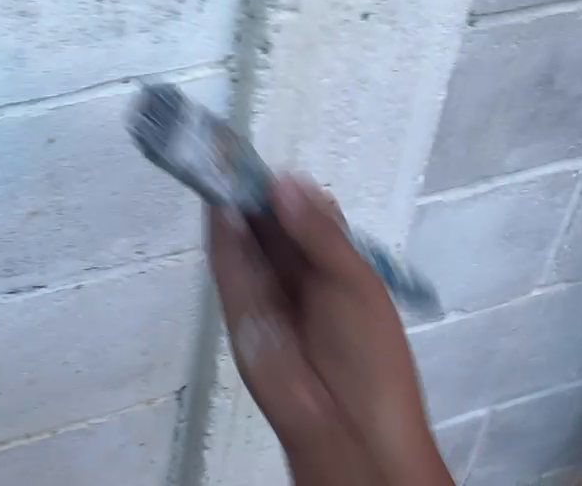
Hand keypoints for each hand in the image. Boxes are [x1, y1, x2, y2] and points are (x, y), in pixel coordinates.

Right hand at [209, 177, 450, 485]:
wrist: (346, 428)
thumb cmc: (368, 356)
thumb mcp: (354, 284)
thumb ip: (317, 233)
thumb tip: (283, 181)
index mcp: (335, 265)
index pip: (305, 215)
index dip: (285, 188)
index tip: (263, 160)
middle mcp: (297, 271)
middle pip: (268, 221)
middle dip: (250, 190)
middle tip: (227, 152)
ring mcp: (265, 287)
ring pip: (244, 237)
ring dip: (230, 205)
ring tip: (214, 167)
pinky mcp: (237, 305)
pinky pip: (226, 263)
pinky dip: (218, 234)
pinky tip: (214, 204)